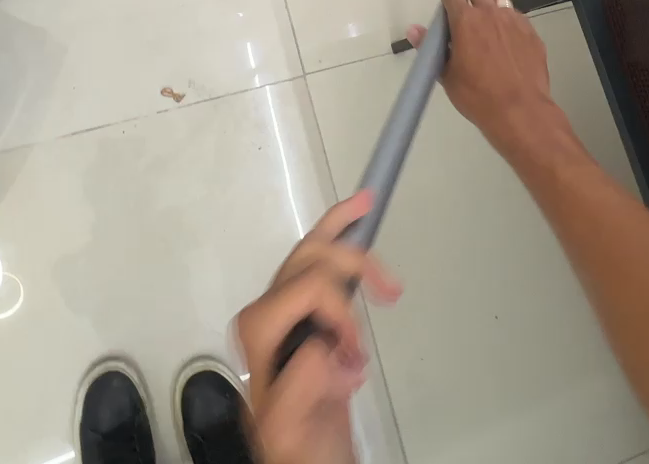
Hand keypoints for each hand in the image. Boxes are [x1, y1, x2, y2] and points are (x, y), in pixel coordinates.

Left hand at [235, 191, 401, 463]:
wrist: (305, 459)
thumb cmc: (299, 449)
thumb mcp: (291, 429)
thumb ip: (301, 385)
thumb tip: (324, 345)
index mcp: (259, 332)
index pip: (307, 288)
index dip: (342, 313)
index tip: (357, 354)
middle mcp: (265, 311)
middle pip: (311, 259)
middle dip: (354, 267)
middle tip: (390, 293)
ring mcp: (280, 306)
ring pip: (312, 247)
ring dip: (348, 240)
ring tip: (371, 213)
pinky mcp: (299, 308)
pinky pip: (316, 255)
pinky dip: (338, 227)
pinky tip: (358, 209)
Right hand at [407, 0, 574, 154]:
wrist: (520, 109)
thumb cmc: (477, 95)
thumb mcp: (446, 74)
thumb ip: (431, 48)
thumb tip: (414, 30)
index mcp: (465, 22)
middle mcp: (489, 14)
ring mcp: (514, 22)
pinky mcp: (531, 33)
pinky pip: (516, 13)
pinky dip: (507, 8)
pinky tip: (506, 15)